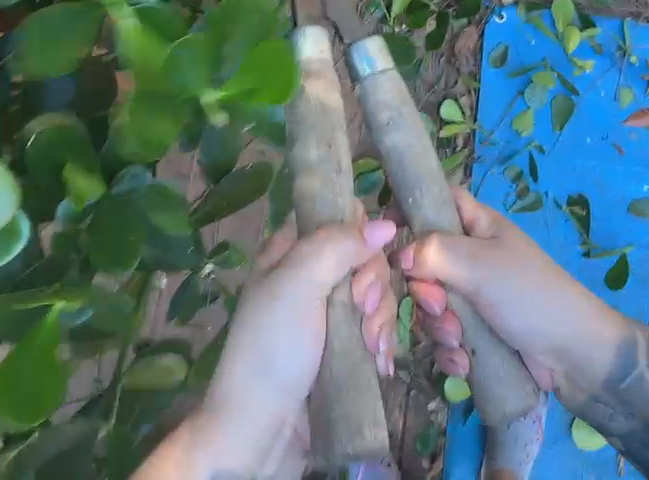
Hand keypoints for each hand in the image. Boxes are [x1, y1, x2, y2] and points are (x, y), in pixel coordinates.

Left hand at [175, 216, 397, 477]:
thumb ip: (338, 246)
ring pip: (375, 292)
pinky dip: (383, 341)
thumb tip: (387, 223)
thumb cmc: (271, 348)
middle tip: (361, 312)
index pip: (337, 216)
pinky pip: (377, 327)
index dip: (359, 231)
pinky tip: (379, 361)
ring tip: (372, 347)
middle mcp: (311, 275)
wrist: (261, 432)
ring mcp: (328, 313)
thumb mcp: (297, 285)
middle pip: (364, 255)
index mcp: (291, 250)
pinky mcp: (344, 345)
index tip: (361, 260)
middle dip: (373, 283)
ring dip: (381, 318)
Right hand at [396, 186, 625, 391]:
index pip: (437, 200)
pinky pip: (445, 335)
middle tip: (440, 306)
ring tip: (459, 340)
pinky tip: (463, 362)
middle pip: (424, 261)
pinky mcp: (477, 331)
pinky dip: (450, 350)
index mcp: (477, 225)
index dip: (411, 208)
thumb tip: (397, 255)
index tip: (387, 232)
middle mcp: (472, 256)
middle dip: (425, 291)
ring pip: (432, 304)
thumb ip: (434, 252)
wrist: (573, 354)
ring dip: (438, 326)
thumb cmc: (528, 293)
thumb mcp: (479, 265)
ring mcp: (474, 295)